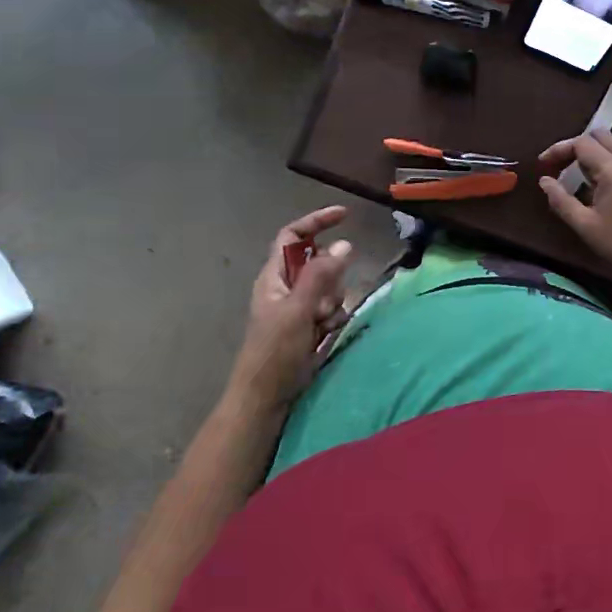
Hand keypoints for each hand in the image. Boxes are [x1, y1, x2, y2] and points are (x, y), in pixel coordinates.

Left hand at [230, 206, 352, 409]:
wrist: (266, 397)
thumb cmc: (275, 352)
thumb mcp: (299, 310)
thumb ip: (321, 276)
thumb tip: (344, 244)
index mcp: (274, 276)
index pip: (294, 236)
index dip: (316, 222)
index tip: (345, 214)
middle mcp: (286, 287)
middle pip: (319, 263)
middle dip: (330, 278)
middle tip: (322, 304)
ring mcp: (298, 308)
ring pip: (329, 289)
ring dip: (332, 303)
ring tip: (320, 326)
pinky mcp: (309, 327)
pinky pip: (332, 311)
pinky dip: (333, 320)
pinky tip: (325, 336)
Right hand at [537, 130, 611, 289]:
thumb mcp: (584, 225)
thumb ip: (560, 200)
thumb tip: (544, 181)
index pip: (582, 143)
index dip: (559, 149)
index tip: (543, 165)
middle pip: (599, 135)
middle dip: (575, 146)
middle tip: (559, 166)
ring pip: (611, 144)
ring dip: (590, 152)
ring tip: (573, 175)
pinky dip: (604, 160)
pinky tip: (594, 183)